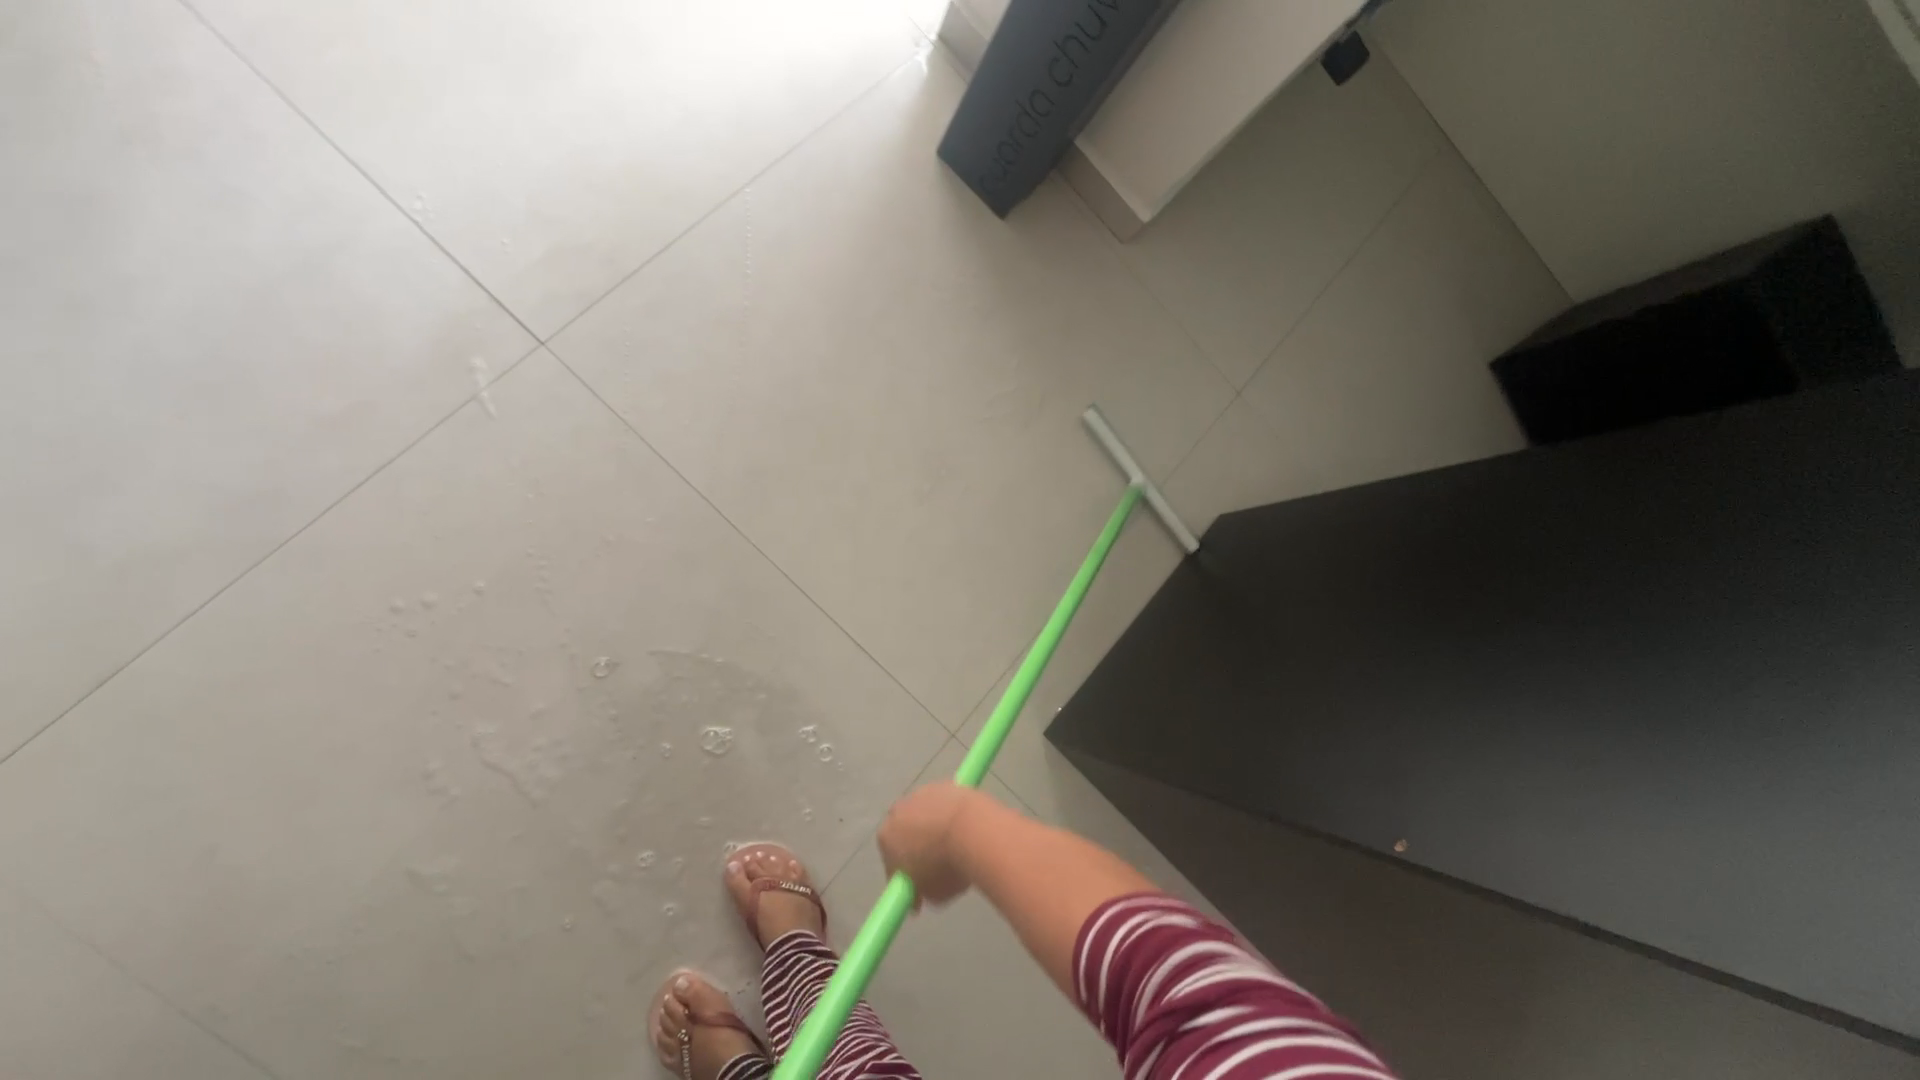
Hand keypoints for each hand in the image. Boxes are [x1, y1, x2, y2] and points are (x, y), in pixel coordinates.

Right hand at [877, 782, 986, 906]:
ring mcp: (920, 794)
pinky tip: (963, 826)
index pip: (892, 864)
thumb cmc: (946, 866)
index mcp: (885, 839)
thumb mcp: (933, 894)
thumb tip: (925, 891)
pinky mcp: (943, 783)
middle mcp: (896, 812)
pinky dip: (949, 814)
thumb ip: (923, 892)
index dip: (907, 880)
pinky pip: (943, 804)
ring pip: (923, 816)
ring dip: (933, 828)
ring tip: (955, 844)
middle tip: (937, 864)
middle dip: (917, 848)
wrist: (972, 829)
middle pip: (904, 834)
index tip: (922, 892)